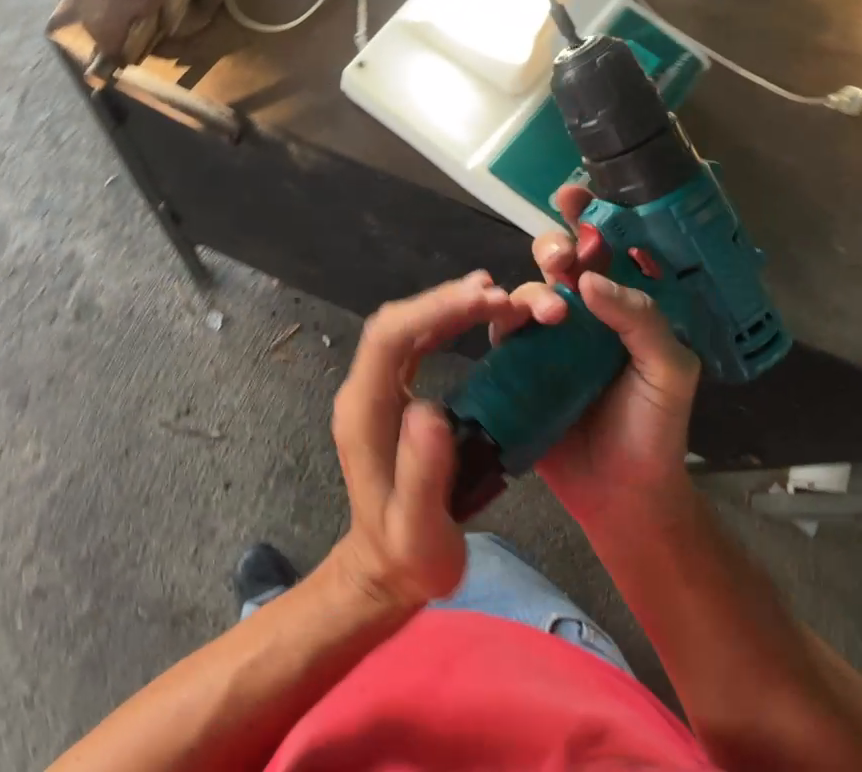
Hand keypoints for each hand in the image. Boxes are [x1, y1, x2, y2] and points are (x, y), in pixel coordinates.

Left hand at [325, 272, 522, 612]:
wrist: (385, 569)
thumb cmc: (409, 553)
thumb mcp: (419, 527)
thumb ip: (422, 471)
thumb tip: (430, 409)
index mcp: (364, 412)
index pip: (390, 338)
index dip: (434, 310)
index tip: (484, 299)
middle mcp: (363, 393)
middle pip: (395, 324)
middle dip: (444, 300)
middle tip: (498, 292)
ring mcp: (375, 394)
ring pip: (404, 329)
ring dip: (445, 307)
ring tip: (494, 296)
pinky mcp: (391, 398)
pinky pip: (413, 346)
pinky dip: (443, 324)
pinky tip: (473, 318)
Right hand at [492, 186, 701, 531]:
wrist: (619, 493)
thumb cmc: (653, 428)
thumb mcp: (668, 369)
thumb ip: (641, 318)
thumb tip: (589, 281)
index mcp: (628, 308)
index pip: (613, 251)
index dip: (594, 219)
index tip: (574, 197)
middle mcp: (587, 316)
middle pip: (563, 262)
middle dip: (556, 245)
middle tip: (561, 254)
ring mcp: (548, 340)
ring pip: (529, 291)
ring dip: (534, 286)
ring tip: (551, 309)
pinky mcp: (517, 364)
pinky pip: (502, 328)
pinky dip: (500, 314)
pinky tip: (503, 316)